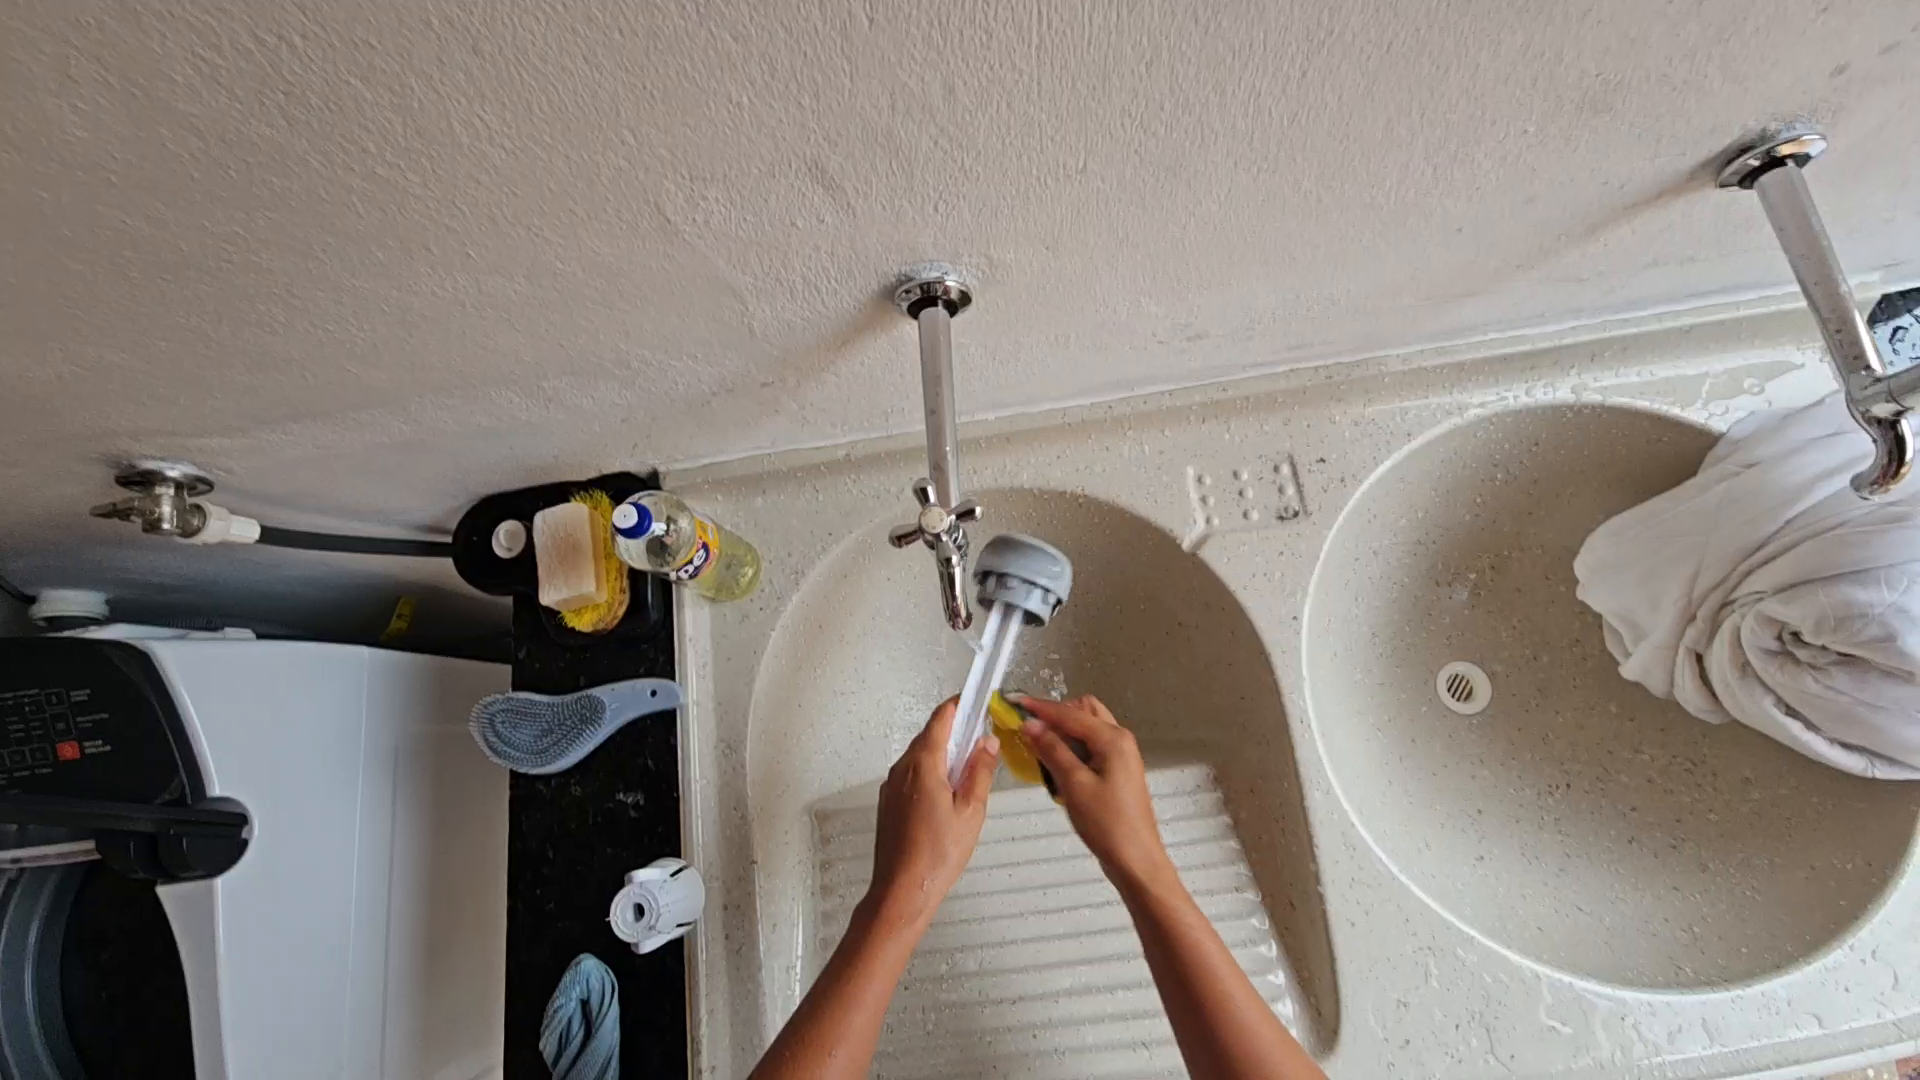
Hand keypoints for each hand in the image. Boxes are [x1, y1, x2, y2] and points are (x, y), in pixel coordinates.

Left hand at [865, 699, 998, 927]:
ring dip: (944, 755)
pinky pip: (912, 775)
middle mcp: (903, 768)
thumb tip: (987, 743)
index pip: (941, 718)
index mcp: (923, 764)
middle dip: (956, 732)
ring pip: (921, 756)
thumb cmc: (937, 855)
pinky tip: (948, 795)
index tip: (976, 699)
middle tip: (981, 737)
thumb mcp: (972, 810)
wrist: (902, 891)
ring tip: (969, 773)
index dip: (960, 705)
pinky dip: (931, 773)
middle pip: (931, 736)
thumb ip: (980, 771)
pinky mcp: (889, 802)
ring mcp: (892, 785)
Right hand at [1015, 694, 1175, 889]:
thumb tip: (1030, 724)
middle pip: (1084, 711)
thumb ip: (1052, 750)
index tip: (1015, 702)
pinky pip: (1091, 745)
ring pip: (1087, 727)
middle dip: (1056, 715)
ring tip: (1041, 748)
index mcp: (1112, 738)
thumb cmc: (1107, 824)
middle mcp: (1119, 739)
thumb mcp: (1074, 784)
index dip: (1041, 708)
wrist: (1136, 860)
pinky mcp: (1117, 770)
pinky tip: (1058, 765)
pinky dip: (1072, 747)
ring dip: (1064, 731)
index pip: (1070, 713)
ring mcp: (1120, 754)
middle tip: (1032, 729)